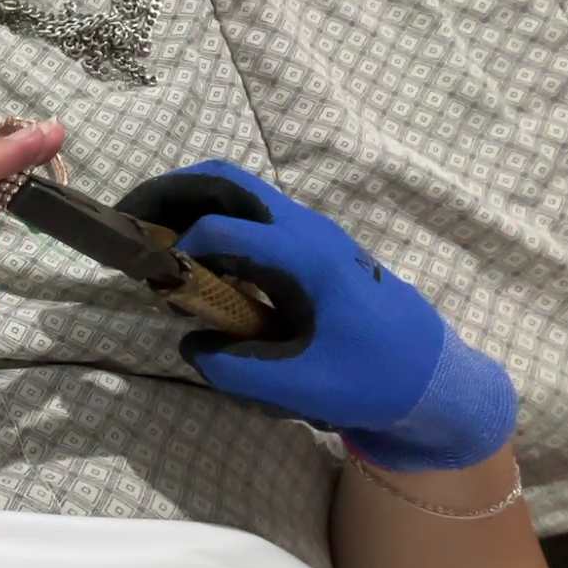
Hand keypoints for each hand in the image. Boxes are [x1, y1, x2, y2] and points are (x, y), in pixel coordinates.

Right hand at [114, 160, 516, 470]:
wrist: (438, 381)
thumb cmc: (375, 381)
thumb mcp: (303, 386)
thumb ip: (235, 369)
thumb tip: (190, 344)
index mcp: (306, 256)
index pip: (222, 230)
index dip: (178, 251)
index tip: (159, 284)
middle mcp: (305, 229)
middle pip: (224, 180)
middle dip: (169, 192)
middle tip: (130, 217)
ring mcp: (309, 230)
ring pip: (235, 189)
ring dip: (186, 201)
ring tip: (151, 231)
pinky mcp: (309, 243)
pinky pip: (248, 211)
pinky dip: (208, 216)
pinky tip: (193, 254)